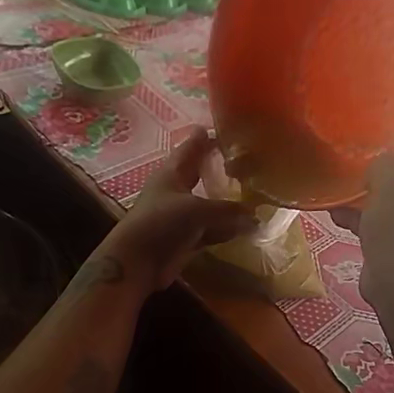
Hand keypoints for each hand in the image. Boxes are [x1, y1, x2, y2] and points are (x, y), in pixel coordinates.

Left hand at [97, 131, 255, 293]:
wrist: (138, 263)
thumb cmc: (161, 224)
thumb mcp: (197, 210)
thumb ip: (228, 211)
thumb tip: (255, 216)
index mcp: (173, 172)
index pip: (193, 146)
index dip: (210, 136)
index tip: (233, 129)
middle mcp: (176, 190)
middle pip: (202, 174)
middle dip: (222, 168)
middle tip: (250, 162)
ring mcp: (180, 215)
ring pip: (209, 204)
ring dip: (228, 202)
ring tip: (255, 194)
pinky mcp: (185, 238)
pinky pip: (211, 229)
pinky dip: (226, 229)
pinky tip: (246, 228)